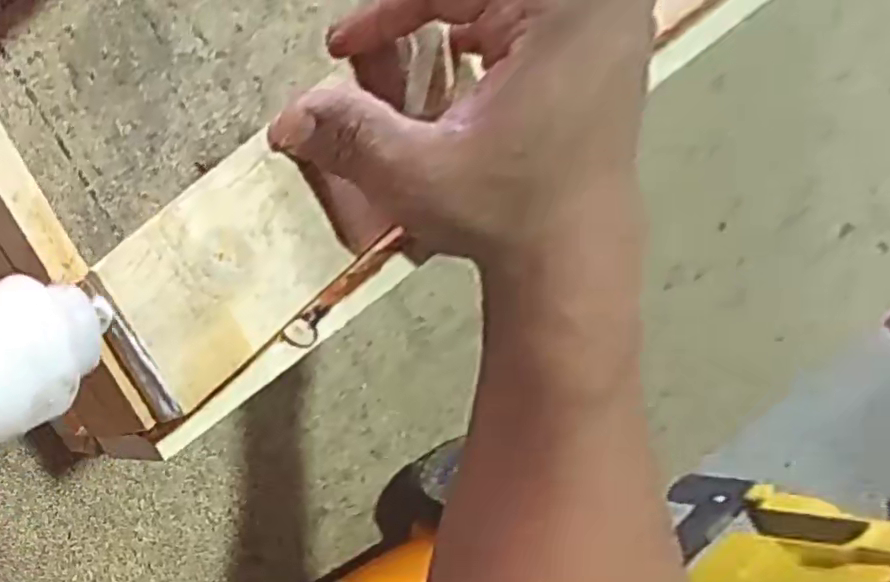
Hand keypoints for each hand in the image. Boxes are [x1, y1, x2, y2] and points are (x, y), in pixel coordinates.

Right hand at [269, 0, 653, 266]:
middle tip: (360, 47)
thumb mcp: (412, 173)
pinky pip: (527, 19)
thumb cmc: (502, 210)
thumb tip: (287, 118)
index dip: (385, 12)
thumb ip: (350, 136)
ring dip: (446, 20)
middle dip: (414, 11)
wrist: (565, 248)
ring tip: (401, 55)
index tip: (338, 46)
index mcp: (563, 4)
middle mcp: (594, 0)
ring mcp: (601, 22)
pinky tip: (452, 64)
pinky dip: (479, 34)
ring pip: (503, 3)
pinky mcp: (594, 51)